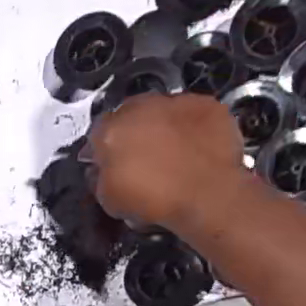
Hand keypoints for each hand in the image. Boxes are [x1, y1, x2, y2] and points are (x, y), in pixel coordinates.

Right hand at [87, 93, 248, 234]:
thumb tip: (100, 169)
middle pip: (129, 115)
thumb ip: (99, 178)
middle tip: (141, 157)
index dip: (102, 151)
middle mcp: (140, 107)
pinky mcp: (208, 104)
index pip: (97, 134)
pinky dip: (190, 127)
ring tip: (172, 152)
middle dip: (131, 133)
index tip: (109, 165)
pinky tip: (195, 147)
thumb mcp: (109, 201)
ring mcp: (176, 101)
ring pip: (161, 110)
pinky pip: (192, 113)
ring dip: (162, 126)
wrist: (206, 197)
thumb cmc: (153, 203)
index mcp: (110, 131)